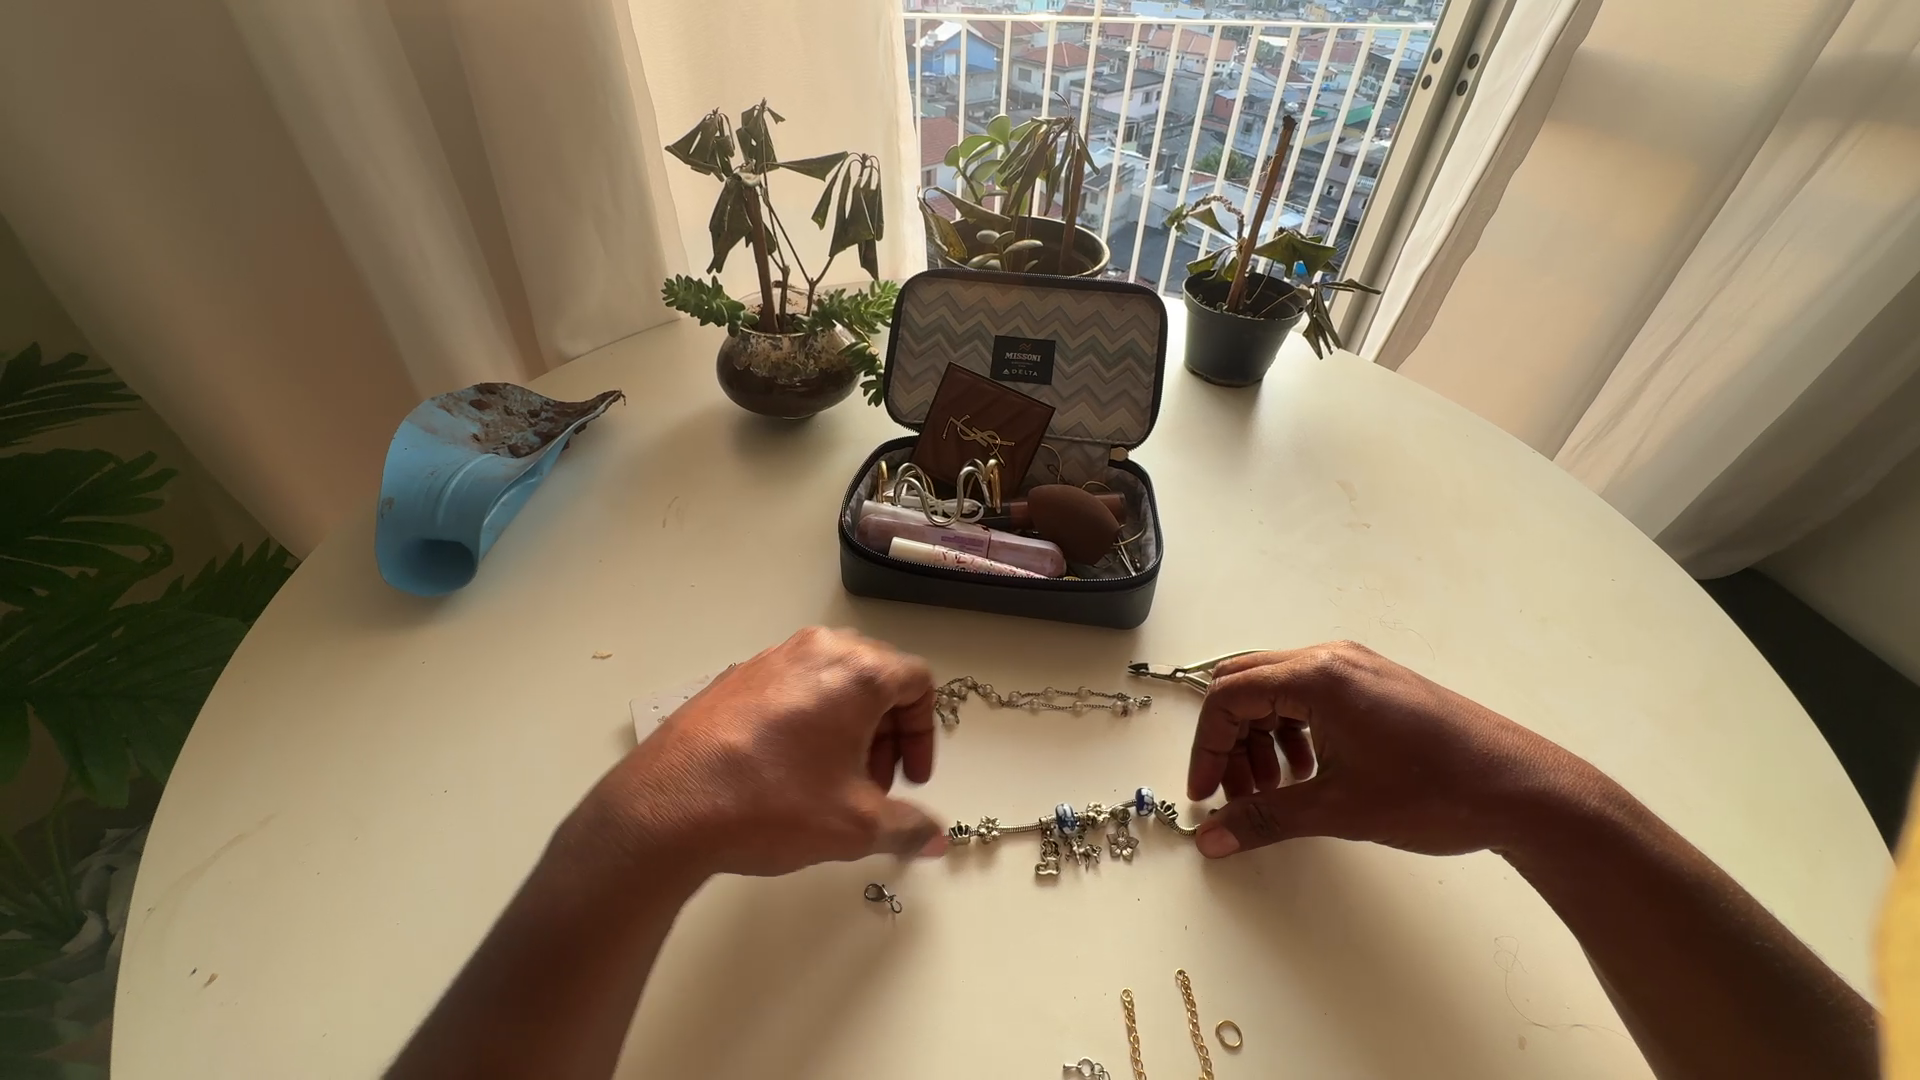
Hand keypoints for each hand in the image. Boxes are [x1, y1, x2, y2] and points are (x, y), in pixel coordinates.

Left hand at [576, 627, 944, 878]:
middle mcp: (819, 649)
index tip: (910, 778)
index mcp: (857, 671)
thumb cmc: (775, 805)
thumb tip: (937, 839)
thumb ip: (908, 827)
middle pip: (877, 676)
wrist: (667, 807)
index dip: (923, 733)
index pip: (917, 681)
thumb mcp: (854, 825)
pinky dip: (811, 716)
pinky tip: (788, 767)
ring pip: (834, 679)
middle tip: (875, 782)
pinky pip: (795, 684)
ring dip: (850, 725)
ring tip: (832, 778)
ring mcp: (773, 657)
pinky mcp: (737, 674)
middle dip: (888, 732)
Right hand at [1188, 642, 1594, 858]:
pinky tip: (1309, 772)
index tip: (1205, 795)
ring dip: (1259, 738)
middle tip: (1235, 792)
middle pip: (1244, 685)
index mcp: (1315, 676)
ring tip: (1274, 789)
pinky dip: (1290, 732)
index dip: (1207, 747)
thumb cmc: (1435, 794)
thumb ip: (1264, 820)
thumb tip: (1210, 840)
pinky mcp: (1373, 683)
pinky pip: (1307, 697)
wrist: (1532, 793)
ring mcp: (1353, 666)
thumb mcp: (1339, 809)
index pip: (1227, 698)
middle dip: (1229, 741)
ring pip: (1274, 691)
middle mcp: (1328, 658)